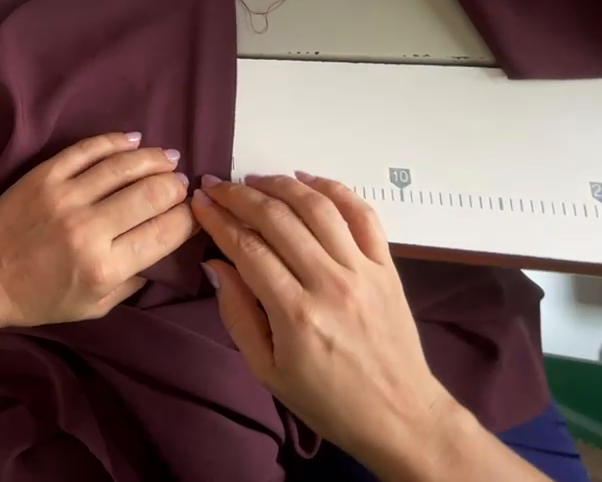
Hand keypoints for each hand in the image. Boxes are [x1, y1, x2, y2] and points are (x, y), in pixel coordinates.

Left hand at [0, 132, 196, 331]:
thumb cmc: (39, 298)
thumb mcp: (94, 306)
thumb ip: (132, 280)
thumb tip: (165, 248)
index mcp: (105, 267)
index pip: (164, 233)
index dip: (187, 218)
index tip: (194, 211)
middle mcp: (89, 228)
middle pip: (151, 194)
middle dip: (176, 186)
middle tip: (183, 182)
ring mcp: (65, 196)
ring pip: (123, 166)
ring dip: (153, 158)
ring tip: (169, 157)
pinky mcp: (45, 175)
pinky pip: (87, 150)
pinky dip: (115, 141)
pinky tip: (134, 140)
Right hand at [191, 173, 463, 465]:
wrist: (403, 420)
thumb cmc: (327, 400)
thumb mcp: (266, 370)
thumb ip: (237, 314)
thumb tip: (216, 263)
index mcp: (296, 314)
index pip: (247, 247)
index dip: (218, 218)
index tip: (198, 201)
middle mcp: (330, 284)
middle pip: (277, 219)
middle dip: (238, 194)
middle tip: (215, 184)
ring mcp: (363, 271)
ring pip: (316, 207)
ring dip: (279, 184)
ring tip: (253, 180)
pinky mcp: (387, 267)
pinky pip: (362, 214)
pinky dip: (333, 188)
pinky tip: (306, 180)